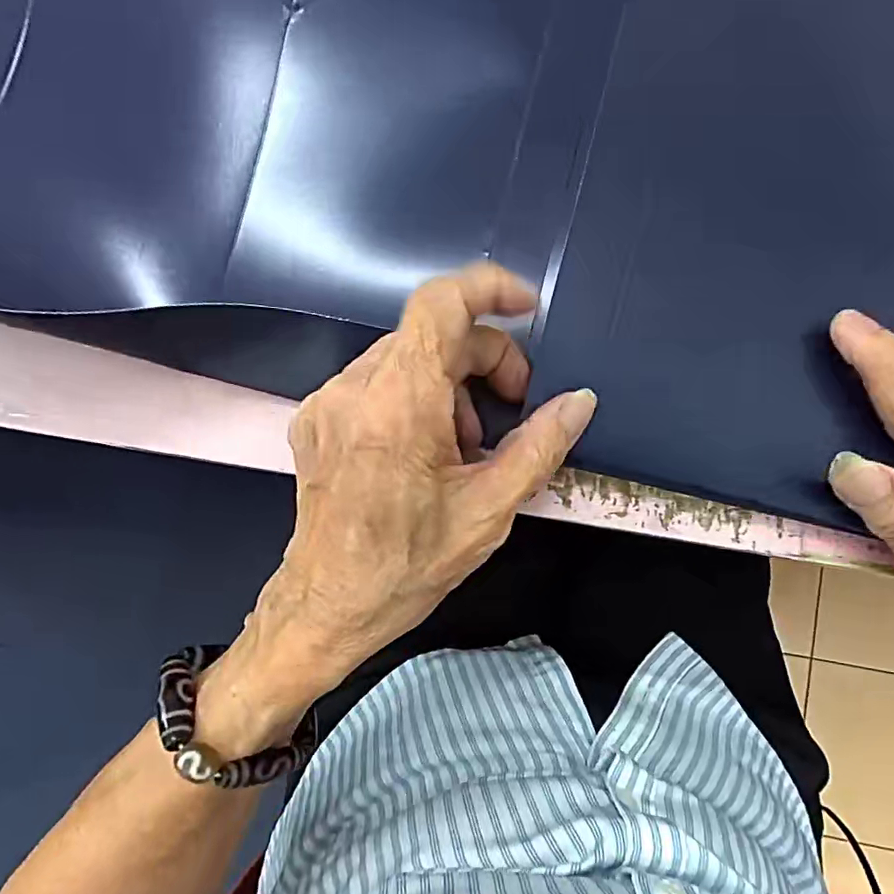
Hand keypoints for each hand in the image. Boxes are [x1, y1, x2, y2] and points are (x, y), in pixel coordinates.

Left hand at [201, 263, 595, 754]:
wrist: (329, 604)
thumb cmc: (408, 566)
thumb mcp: (488, 510)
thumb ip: (539, 446)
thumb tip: (580, 402)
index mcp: (400, 404)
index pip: (441, 304)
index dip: (490, 289)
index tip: (526, 309)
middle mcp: (355, 389)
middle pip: (431, 336)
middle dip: (482, 363)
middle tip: (508, 416)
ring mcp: (327, 403)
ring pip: (404, 360)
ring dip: (446, 389)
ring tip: (460, 452)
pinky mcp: (313, 420)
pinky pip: (375, 384)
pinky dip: (411, 401)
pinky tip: (420, 455)